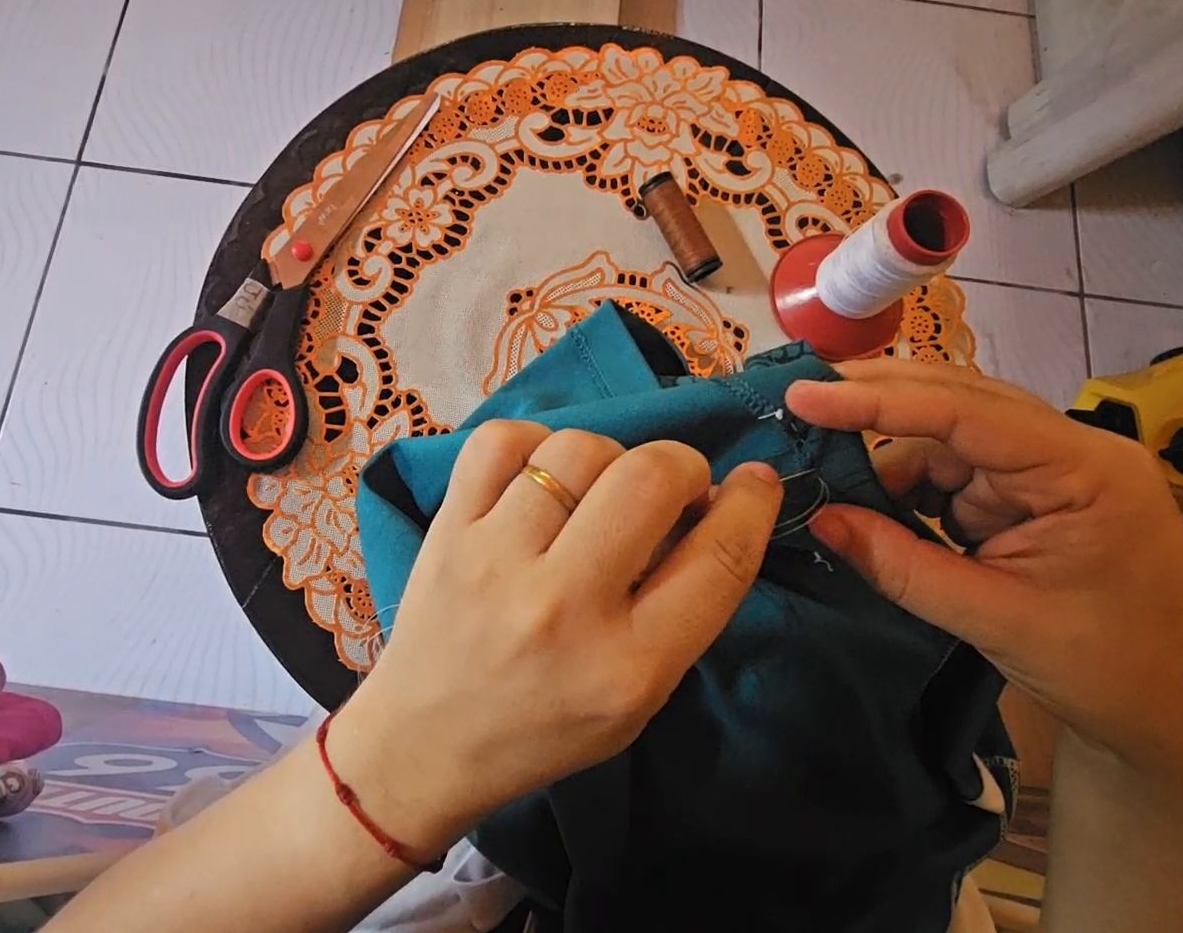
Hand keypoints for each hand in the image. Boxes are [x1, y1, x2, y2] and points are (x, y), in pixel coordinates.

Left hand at [328, 421, 782, 858]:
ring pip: (579, 449)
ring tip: (597, 489)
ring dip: (608, 457)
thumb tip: (712, 504)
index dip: (752, 505)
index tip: (756, 482)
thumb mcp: (639, 695)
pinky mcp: (447, 529)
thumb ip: (683, 606)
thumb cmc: (546, 726)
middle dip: (681, 466)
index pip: (719, 558)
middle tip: (670, 488)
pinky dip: (533, 443)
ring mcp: (496, 559)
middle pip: (651, 479)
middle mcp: (564, 605)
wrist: (426, 740)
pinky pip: (501, 441)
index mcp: (629, 665)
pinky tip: (539, 476)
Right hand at [786, 360, 1182, 771]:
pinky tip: (874, 507)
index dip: (877, 400)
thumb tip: (817, 518)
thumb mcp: (996, 619)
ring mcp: (1048, 474)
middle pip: (956, 405)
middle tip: (799, 401)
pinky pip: (954, 477)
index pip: (964, 411)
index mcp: (1082, 469)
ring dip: (888, 462)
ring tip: (828, 478)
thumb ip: (900, 564)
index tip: (803, 396)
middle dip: (876, 402)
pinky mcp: (1031, 500)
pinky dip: (909, 491)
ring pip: (946, 442)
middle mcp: (1066, 453)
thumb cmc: (1116, 674)